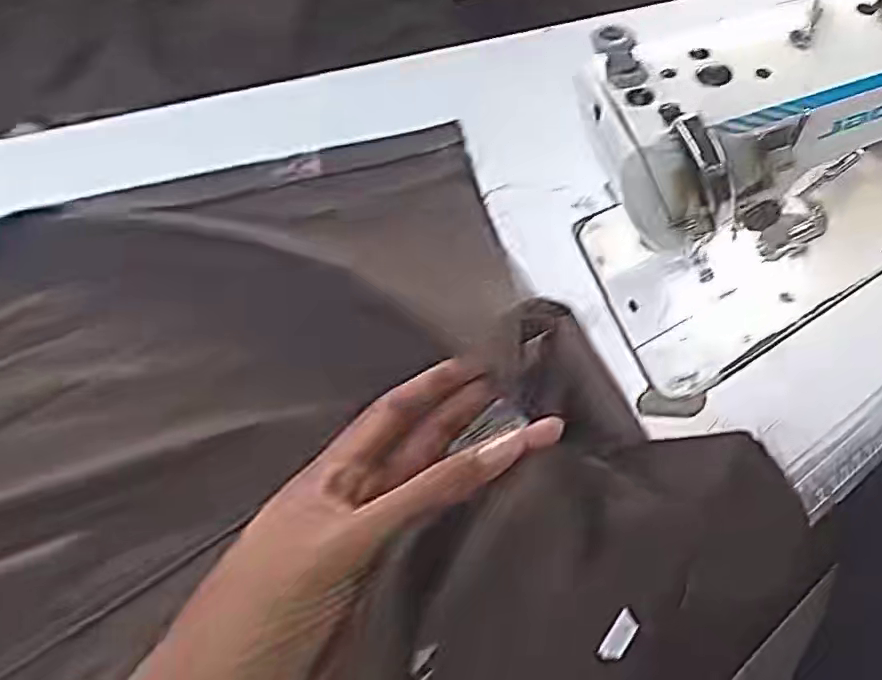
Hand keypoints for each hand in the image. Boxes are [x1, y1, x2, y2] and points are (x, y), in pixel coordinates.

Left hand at [137, 360, 564, 679]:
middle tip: (521, 384)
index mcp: (330, 479)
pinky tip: (509, 483)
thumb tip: (504, 443)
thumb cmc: (251, 616)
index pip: (391, 414)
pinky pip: (451, 518)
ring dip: (491, 454)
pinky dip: (486, 496)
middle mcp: (359, 500)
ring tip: (535, 430)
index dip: (434, 383)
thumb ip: (428, 489)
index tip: (478, 360)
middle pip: (427, 442)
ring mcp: (379, 535)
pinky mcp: (398, 568)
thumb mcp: (344, 539)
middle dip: (475, 410)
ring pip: (446, 479)